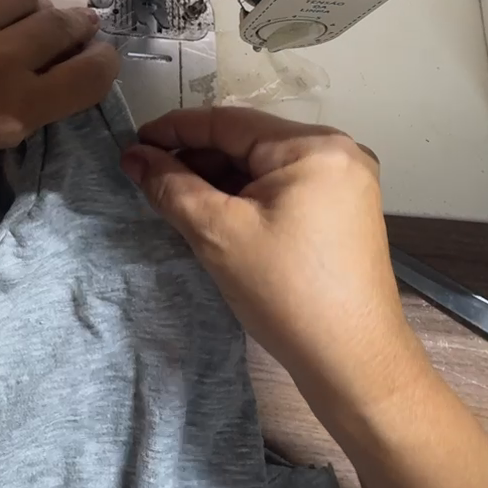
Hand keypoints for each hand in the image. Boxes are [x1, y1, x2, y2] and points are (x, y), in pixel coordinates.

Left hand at [0, 0, 119, 200]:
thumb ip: (34, 99)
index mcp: (17, 108)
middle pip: (65, 23)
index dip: (103, 61)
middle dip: (74, 26)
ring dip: (27, 10)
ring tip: (9, 24)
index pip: (93, 72)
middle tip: (70, 28)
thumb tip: (64, 59)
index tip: (97, 55)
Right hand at [120, 108, 423, 411]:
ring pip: (260, 163)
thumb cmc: (286, 293)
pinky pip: (279, 184)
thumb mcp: (217, 233)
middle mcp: (335, 151)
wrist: (354, 365)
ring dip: (215, 177)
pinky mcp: (341, 208)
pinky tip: (211, 212)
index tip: (133, 145)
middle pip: (245, 140)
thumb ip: (171, 186)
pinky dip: (242, 194)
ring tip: (173, 198)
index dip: (173, 130)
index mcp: (312, 147)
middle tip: (147, 177)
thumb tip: (133, 156)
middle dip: (193, 158)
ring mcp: (343, 180)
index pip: (226, 122)